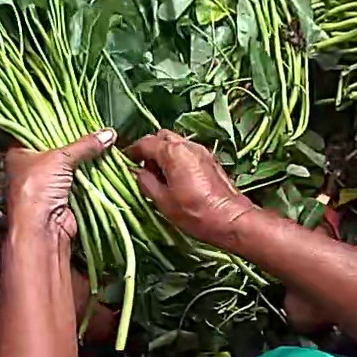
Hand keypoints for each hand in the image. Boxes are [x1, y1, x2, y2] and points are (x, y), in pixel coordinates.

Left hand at [4, 129, 116, 244]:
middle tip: (95, 130)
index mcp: (19, 152)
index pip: (38, 130)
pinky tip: (103, 164)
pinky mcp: (62, 196)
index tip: (76, 116)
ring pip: (70, 165)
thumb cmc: (36, 187)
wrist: (42, 226)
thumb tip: (108, 133)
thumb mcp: (60, 157)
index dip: (56, 122)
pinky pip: (79, 180)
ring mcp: (47, 182)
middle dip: (76, 142)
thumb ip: (84, 145)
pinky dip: (90, 175)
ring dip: (86, 159)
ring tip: (103, 144)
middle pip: (58, 148)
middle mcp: (31, 166)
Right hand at [126, 131, 258, 248]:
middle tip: (145, 169)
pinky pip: (188, 152)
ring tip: (161, 176)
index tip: (126, 161)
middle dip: (150, 149)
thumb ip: (146, 183)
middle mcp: (188, 146)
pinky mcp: (211, 160)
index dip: (133, 151)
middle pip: (162, 138)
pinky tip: (177, 178)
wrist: (231, 219)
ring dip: (165, 154)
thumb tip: (137, 172)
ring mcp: (202, 151)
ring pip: (177, 143)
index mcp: (172, 152)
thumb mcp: (163, 201)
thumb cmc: (195, 212)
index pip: (146, 142)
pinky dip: (178, 159)